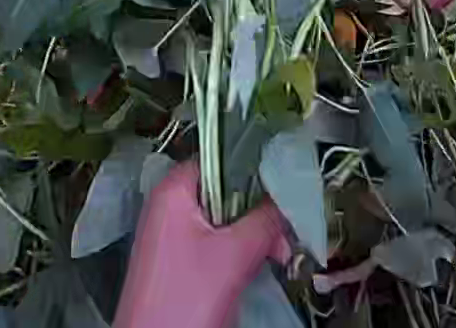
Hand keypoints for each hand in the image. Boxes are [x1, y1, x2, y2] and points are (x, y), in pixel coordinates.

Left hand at [113, 162, 288, 327]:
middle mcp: (168, 203)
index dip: (252, 170)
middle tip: (284, 234)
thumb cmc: (187, 298)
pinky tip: (257, 265)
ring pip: (219, 219)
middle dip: (256, 210)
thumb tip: (288, 199)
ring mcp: (168, 233)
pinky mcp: (173, 261)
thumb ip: (264, 221)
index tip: (282, 189)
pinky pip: (209, 241)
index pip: (218, 159)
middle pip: (222, 191)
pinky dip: (234, 250)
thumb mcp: (233, 257)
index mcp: (173, 188)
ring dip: (249, 234)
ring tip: (278, 255)